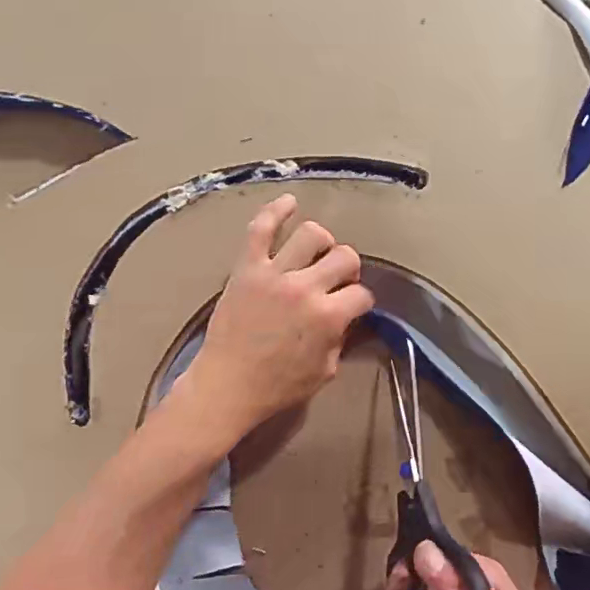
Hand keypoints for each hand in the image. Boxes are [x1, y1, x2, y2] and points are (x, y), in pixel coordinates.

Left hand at [174, 194, 373, 446]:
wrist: (227, 386)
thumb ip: (339, 339)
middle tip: (337, 280)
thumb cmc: (277, 386)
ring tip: (316, 254)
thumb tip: (343, 318)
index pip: (361, 294)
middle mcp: (305, 288)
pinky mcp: (246, 268)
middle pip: (344, 257)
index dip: (360, 302)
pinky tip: (289, 202)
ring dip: (322, 242)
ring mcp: (274, 274)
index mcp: (328, 317)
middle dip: (347, 268)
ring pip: (311, 234)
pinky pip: (261, 228)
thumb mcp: (325, 371)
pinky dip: (276, 210)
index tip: (353, 307)